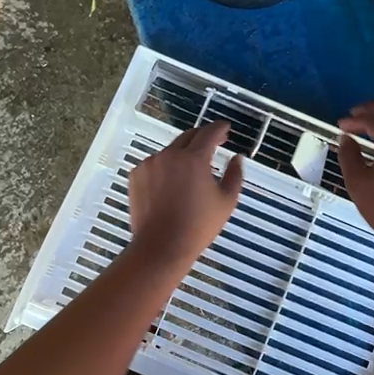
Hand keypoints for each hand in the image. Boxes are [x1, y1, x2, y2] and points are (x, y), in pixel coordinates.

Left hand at [127, 122, 244, 269]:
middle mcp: (170, 154)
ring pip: (171, 150)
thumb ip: (235, 174)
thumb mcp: (226, 201)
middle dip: (203, 137)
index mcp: (194, 158)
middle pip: (189, 136)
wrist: (161, 246)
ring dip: (183, 154)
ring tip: (191, 172)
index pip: (209, 132)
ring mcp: (150, 163)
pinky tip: (171, 185)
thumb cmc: (198, 226)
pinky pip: (155, 164)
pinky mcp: (136, 174)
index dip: (220, 128)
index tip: (226, 128)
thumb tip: (236, 157)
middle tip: (214, 144)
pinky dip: (165, 167)